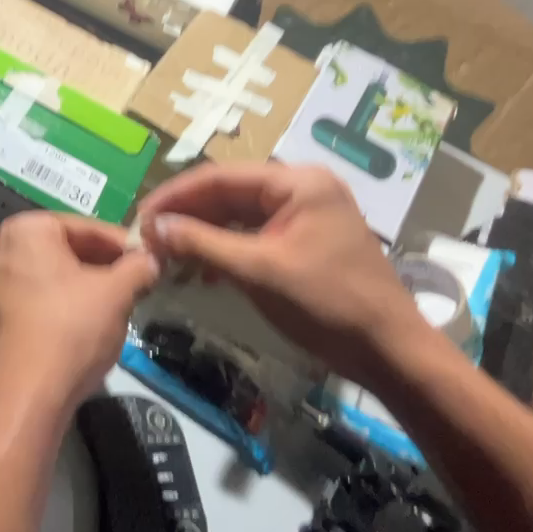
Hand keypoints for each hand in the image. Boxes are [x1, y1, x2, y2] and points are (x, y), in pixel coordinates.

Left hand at [0, 212, 160, 414]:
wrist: (26, 394)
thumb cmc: (71, 330)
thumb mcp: (116, 293)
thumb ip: (137, 268)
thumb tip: (152, 258)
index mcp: (26, 230)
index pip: (86, 226)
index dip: (124, 243)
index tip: (152, 258)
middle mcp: (3, 247)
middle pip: (67, 247)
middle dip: (105, 263)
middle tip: (140, 280)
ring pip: (55, 272)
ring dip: (89, 282)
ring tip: (122, 301)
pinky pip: (40, 293)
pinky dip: (67, 299)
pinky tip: (91, 320)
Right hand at [134, 162, 438, 384]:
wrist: (392, 355)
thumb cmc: (327, 305)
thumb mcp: (257, 271)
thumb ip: (201, 243)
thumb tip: (151, 228)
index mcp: (297, 183)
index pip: (219, 177)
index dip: (174, 196)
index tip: (140, 218)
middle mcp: (301, 188)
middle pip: (226, 193)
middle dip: (185, 215)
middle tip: (148, 237)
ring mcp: (304, 214)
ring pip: (235, 214)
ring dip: (200, 233)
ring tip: (166, 252)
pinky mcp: (302, 239)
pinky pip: (251, 233)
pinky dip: (222, 248)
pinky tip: (200, 269)